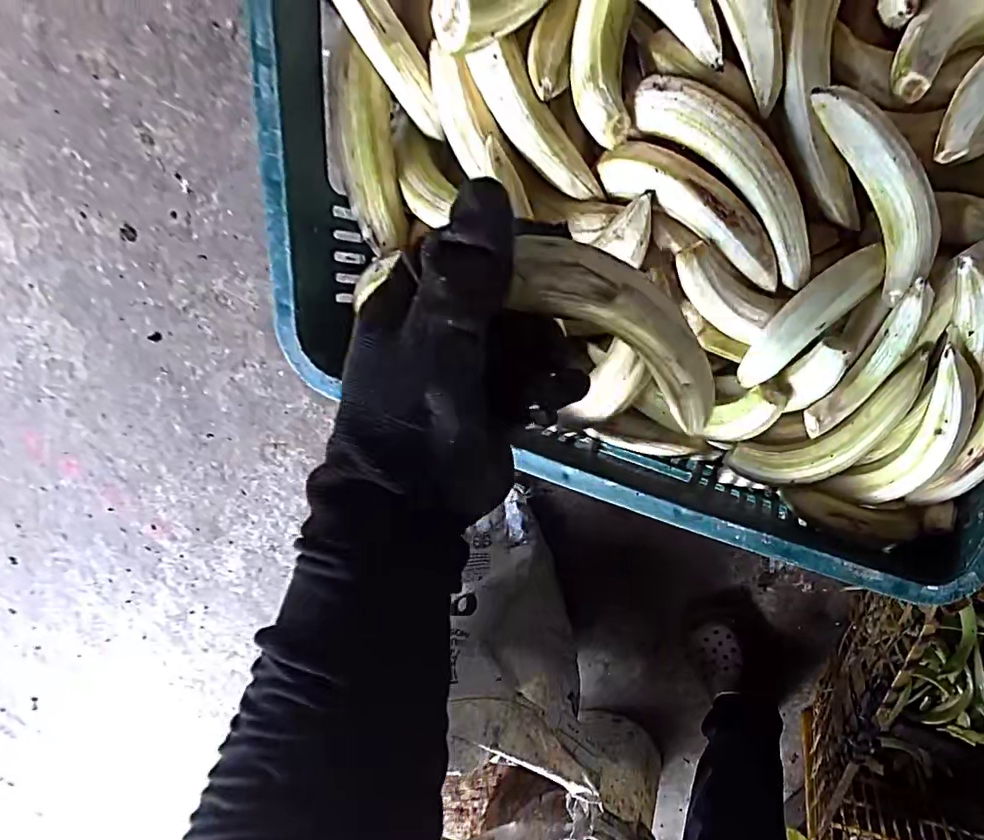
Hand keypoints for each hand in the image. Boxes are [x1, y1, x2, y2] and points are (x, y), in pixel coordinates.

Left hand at [333, 180, 585, 529]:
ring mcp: (477, 358)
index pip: (479, 246)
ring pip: (535, 339)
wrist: (415, 506)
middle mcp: (450, 318)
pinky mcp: (500, 394)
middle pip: (519, 296)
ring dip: (552, 365)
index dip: (526, 254)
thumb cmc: (415, 422)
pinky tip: (546, 411)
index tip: (568, 270)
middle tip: (551, 356)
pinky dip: (550, 390)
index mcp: (419, 292)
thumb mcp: (441, 345)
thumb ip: (467, 277)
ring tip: (547, 393)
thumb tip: (490, 188)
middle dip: (544, 327)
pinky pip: (539, 375)